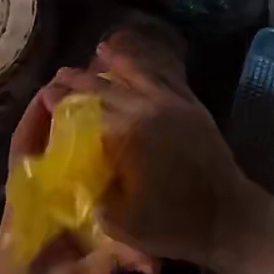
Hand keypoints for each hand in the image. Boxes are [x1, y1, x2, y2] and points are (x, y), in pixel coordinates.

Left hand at [0, 82, 156, 273]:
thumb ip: (112, 264)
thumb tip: (156, 255)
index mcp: (26, 203)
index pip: (24, 147)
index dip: (36, 114)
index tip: (58, 85)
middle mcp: (26, 199)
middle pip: (35, 145)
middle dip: (56, 115)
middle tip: (89, 91)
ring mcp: (31, 212)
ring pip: (45, 162)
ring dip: (63, 136)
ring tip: (98, 113)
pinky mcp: (40, 225)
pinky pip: (55, 182)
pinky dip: (71, 163)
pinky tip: (100, 159)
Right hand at [66, 35, 272, 269]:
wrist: (227, 215)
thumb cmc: (173, 224)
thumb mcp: (122, 222)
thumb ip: (94, 194)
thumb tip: (73, 175)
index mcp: (129, 134)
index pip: (87, 108)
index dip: (64, 99)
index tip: (46, 92)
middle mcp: (149, 108)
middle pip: (108, 87)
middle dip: (82, 79)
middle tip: (61, 74)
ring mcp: (173, 102)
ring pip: (140, 72)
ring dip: (118, 61)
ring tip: (101, 49)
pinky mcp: (192, 104)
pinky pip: (167, 75)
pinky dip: (151, 65)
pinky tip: (141, 61)